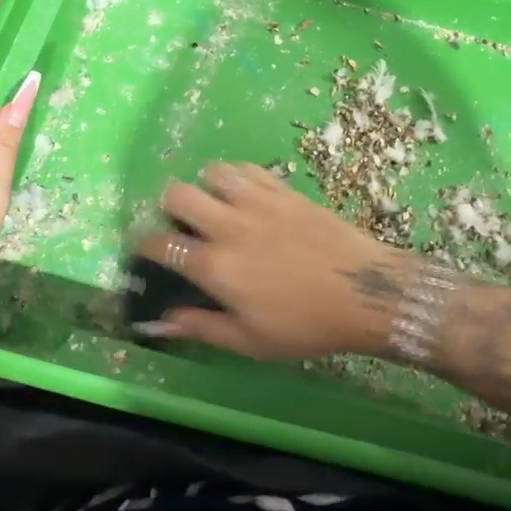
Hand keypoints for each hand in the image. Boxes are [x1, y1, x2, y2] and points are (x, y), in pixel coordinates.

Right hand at [134, 163, 407, 360]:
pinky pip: (246, 168)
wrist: (365, 292)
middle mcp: (229, 225)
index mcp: (216, 266)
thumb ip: (201, 327)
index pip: (162, 244)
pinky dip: (236, 178)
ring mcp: (258, 201)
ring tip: (215, 208)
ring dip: (205, 187)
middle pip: (177, 193)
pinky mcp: (284, 189)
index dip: (145, 246)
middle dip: (169, 207)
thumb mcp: (250, 341)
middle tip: (182, 226)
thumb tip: (158, 323)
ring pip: (212, 172)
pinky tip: (244, 196)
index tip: (147, 252)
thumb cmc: (305, 325)